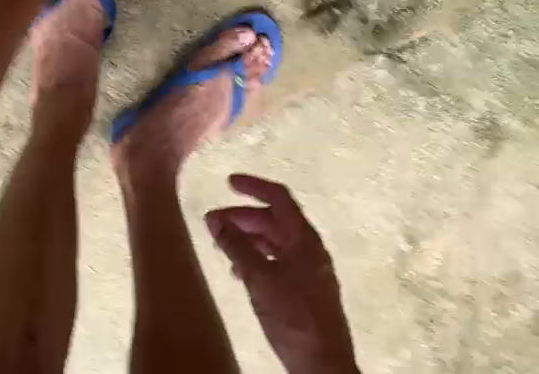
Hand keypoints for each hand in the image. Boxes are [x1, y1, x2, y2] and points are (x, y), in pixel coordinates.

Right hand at [206, 175, 359, 373]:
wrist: (324, 366)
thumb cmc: (295, 317)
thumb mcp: (260, 279)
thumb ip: (236, 246)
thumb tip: (214, 218)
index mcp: (304, 238)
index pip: (279, 198)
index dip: (253, 186)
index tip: (228, 182)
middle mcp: (310, 248)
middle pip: (274, 220)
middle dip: (244, 218)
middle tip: (215, 223)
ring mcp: (310, 270)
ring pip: (275, 243)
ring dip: (249, 240)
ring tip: (223, 248)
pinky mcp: (306, 290)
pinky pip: (279, 262)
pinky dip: (258, 260)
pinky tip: (240, 274)